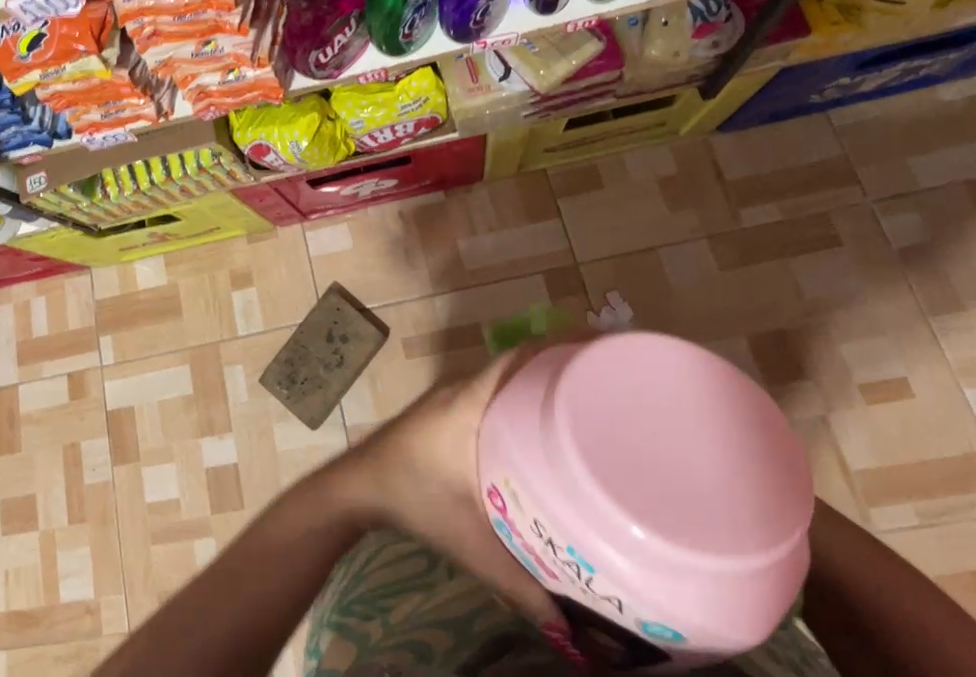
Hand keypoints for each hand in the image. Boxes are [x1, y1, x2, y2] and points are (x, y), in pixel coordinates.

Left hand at [322, 336, 591, 627]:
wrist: (355, 489)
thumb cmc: (410, 500)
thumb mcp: (467, 541)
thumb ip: (517, 583)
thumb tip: (569, 627)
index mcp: (470, 401)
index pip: (522, 357)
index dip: (564, 348)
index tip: (609, 354)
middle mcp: (465, 388)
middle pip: (524, 362)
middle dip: (569, 366)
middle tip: (620, 385)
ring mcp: (456, 396)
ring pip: (511, 376)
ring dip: (548, 381)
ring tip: (600, 400)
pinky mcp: (452, 409)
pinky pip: (500, 390)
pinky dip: (527, 396)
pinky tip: (554, 424)